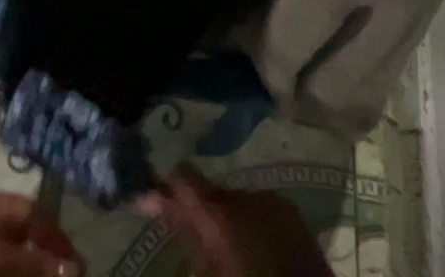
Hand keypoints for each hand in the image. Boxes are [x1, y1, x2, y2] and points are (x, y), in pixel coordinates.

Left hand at [0, 191, 81, 276]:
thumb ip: (31, 263)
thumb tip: (73, 268)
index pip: (32, 212)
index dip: (55, 235)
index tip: (75, 264)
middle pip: (26, 235)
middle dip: (47, 257)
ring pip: (15, 257)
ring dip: (33, 270)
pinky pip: (1, 269)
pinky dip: (15, 275)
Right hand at [136, 166, 332, 276]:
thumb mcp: (207, 271)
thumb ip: (183, 232)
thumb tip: (150, 199)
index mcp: (219, 213)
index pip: (182, 176)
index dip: (170, 189)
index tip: (158, 204)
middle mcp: (245, 195)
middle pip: (211, 191)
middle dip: (202, 210)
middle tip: (201, 243)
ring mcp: (274, 202)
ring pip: (237, 201)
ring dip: (229, 219)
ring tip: (233, 252)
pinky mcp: (294, 215)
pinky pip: (261, 210)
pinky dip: (252, 225)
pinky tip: (257, 252)